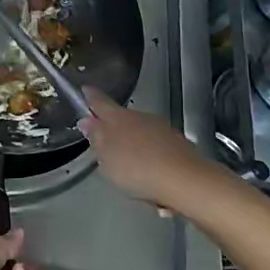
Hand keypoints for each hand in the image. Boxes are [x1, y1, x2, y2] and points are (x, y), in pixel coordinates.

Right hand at [80, 87, 226, 209]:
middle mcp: (141, 117)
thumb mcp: (106, 157)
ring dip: (134, 146)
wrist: (184, 180)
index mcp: (118, 118)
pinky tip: (150, 178)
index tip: (85, 89)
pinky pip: (157, 149)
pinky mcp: (178, 144)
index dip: (90, 96)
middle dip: (113, 127)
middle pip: (122, 118)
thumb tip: (86, 121)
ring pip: (141, 133)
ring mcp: (162, 129)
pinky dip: (151, 159)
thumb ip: (96, 138)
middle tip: (104, 145)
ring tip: (129, 170)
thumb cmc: (136, 168)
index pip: (100, 102)